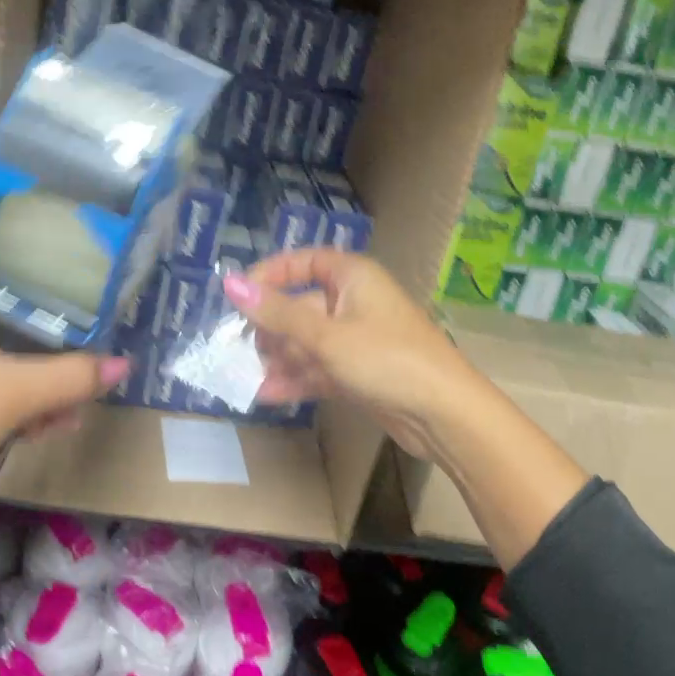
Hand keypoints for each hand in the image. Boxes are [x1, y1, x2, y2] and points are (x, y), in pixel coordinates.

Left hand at [0, 249, 128, 539]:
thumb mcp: (9, 397)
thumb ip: (72, 376)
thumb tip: (126, 365)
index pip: (11, 255)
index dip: (60, 271)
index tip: (102, 290)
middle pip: (8, 308)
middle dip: (54, 341)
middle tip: (97, 355)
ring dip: (35, 378)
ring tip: (75, 407)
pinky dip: (6, 398)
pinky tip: (43, 426)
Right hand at [222, 249, 483, 460]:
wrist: (443, 414)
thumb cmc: (387, 359)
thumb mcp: (326, 336)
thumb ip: (277, 314)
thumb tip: (230, 284)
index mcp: (354, 277)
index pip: (305, 261)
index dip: (272, 274)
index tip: (240, 295)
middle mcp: (355, 302)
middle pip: (301, 306)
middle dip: (271, 328)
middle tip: (240, 349)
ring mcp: (358, 340)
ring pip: (307, 341)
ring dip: (279, 358)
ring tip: (248, 377)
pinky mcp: (359, 373)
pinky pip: (319, 369)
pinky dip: (296, 379)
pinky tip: (267, 395)